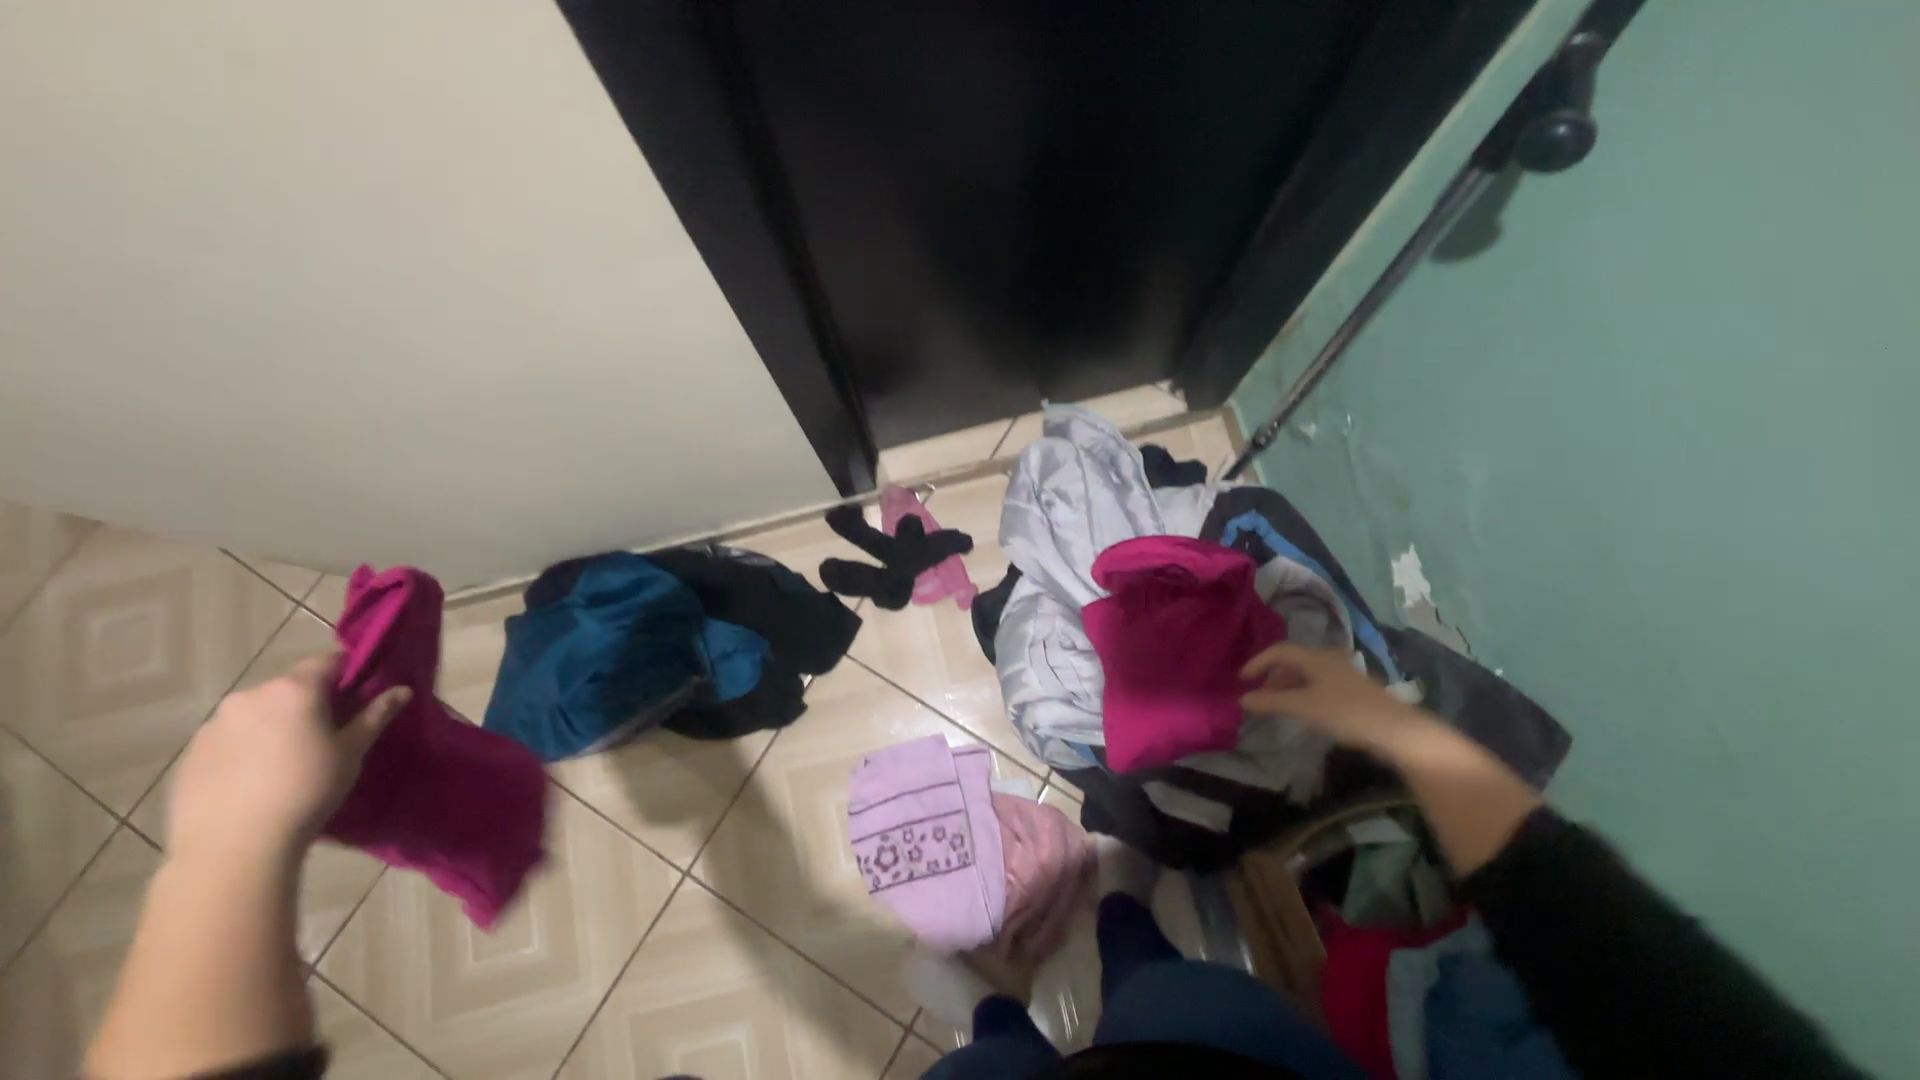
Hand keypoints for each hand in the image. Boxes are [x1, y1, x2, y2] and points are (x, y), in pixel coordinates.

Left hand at [169, 654, 409, 868]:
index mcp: (294, 690)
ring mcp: (213, 724)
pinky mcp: (190, 752)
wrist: (233, 845)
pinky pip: (229, 737)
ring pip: (257, 712)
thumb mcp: (351, 753)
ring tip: (288, 761)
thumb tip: (402, 690)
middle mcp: (249, 696)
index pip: (328, 661)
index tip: (360, 698)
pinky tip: (256, 779)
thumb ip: (375, 715)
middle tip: (328, 734)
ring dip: (276, 724)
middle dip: (310, 702)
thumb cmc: (306, 790)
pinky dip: (246, 747)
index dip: (349, 674)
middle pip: (290, 686)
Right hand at [1239, 643, 1428, 752]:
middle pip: (1293, 661)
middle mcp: (1329, 659)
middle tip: (1261, 697)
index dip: (1257, 663)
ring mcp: (1343, 674)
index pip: (1278, 651)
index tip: (1242, 680)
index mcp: (1315, 657)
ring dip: (1288, 687)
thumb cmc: (1345, 712)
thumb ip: (1271, 702)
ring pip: (1307, 674)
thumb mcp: (1303, 707)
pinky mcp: (1353, 690)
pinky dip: (1304, 694)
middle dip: (1273, 678)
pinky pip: (1319, 685)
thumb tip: (1242, 700)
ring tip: (1279, 707)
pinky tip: (1305, 712)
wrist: (1396, 731)